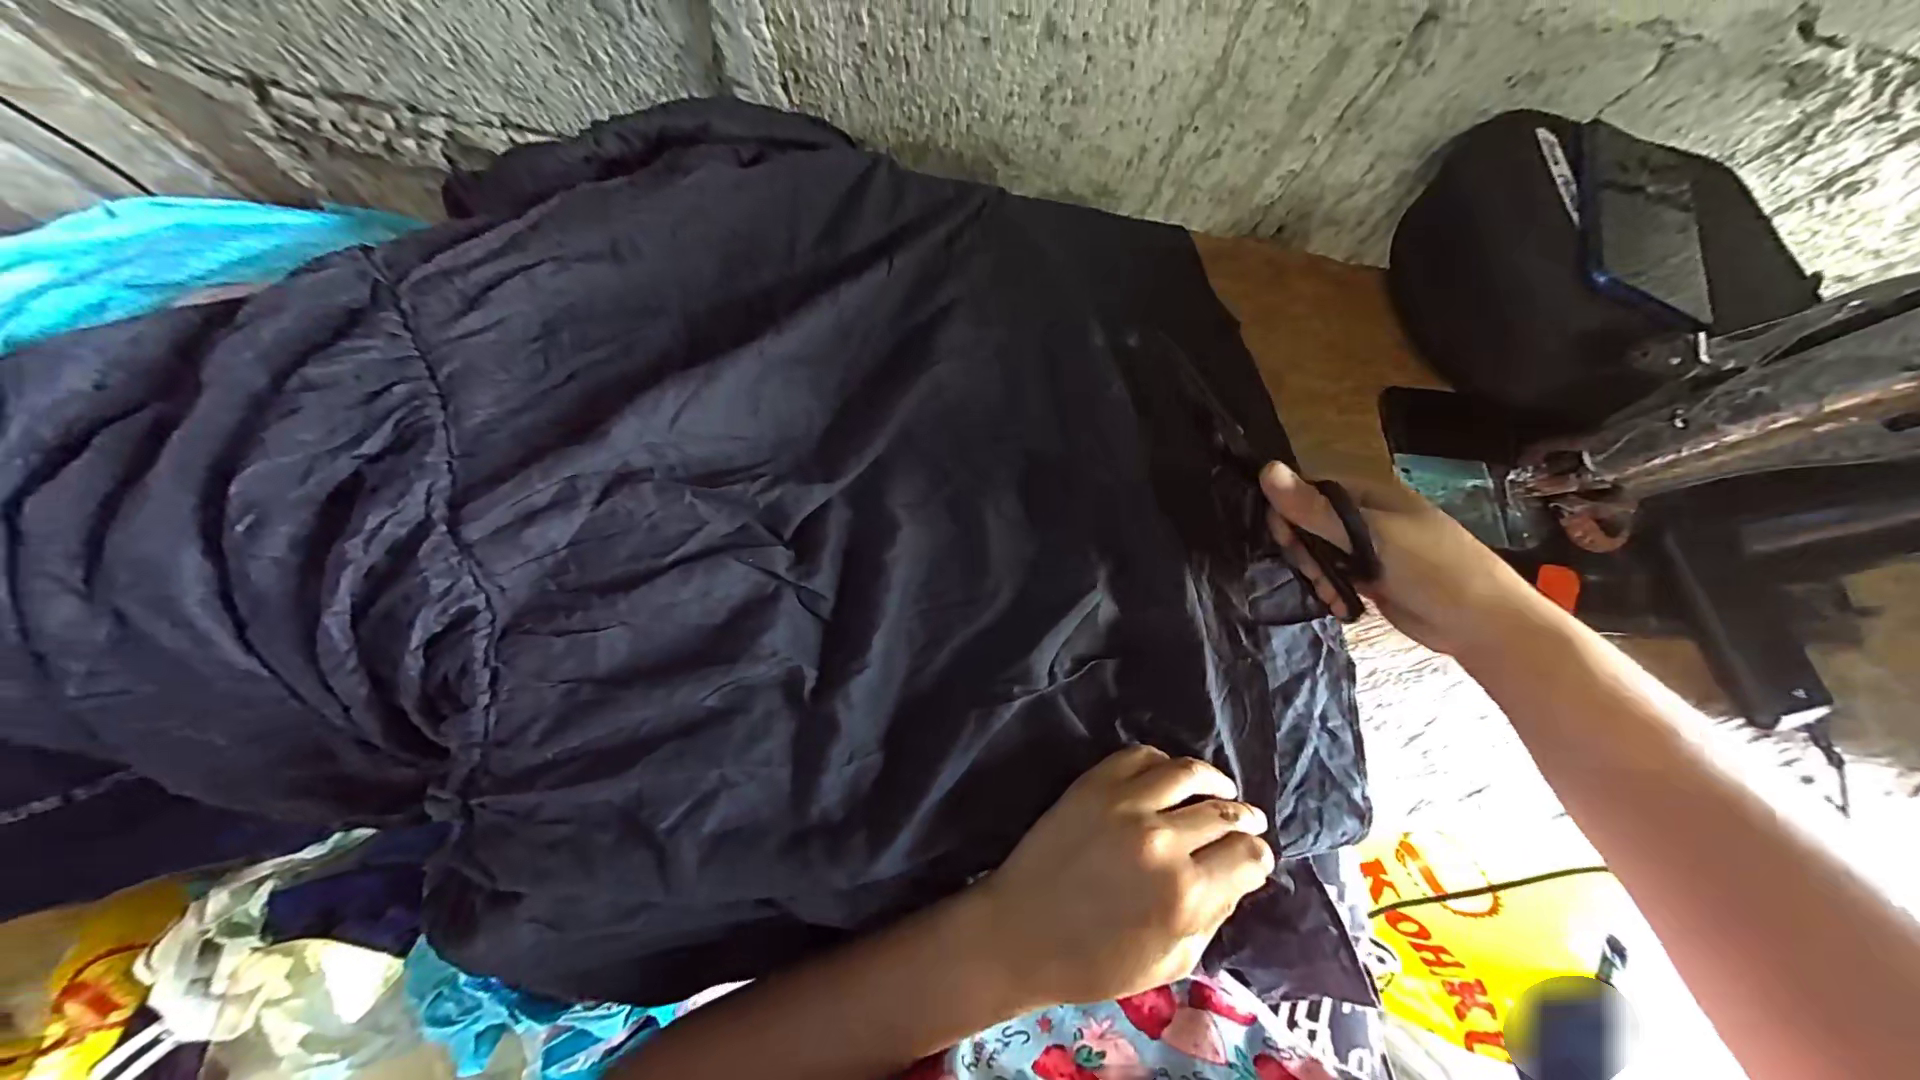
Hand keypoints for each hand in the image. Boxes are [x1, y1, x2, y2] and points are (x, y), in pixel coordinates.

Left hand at [970, 746, 1273, 1005]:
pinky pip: (1140, 755)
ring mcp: (1124, 804)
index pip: (1249, 856)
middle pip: (1225, 811)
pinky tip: (1170, 775)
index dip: (1259, 856)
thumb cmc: (1094, 961)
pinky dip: (1164, 761)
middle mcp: (1162, 841)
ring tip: (1221, 787)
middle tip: (1248, 819)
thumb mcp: (1171, 961)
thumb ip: (1212, 917)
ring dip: (1214, 779)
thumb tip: (1235, 878)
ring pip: (1188, 772)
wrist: (1020, 931)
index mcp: (1186, 894)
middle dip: (1245, 817)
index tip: (1254, 857)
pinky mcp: (1093, 784)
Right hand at [1258, 460, 1545, 658]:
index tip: (1289, 542)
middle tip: (1315, 572)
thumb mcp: (1369, 537)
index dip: (1288, 513)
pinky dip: (1329, 589)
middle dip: (1303, 550)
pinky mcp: (1369, 576)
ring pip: (1318, 553)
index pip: (1307, 491)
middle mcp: (1364, 516)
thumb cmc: (1433, 569)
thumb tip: (1266, 469)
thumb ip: (1315, 510)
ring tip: (1330, 593)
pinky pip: (1332, 575)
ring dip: (1316, 574)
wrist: (1485, 625)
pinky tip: (1339, 603)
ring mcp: (1367, 548)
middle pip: (1308, 524)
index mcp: (1368, 494)